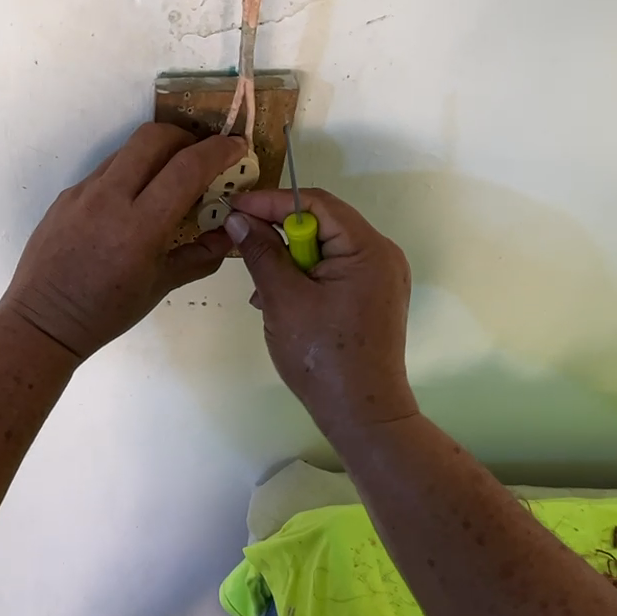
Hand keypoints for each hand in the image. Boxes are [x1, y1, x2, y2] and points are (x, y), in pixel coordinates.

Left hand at [0, 124, 246, 359]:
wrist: (43, 320)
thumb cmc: (106, 312)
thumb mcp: (161, 286)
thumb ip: (201, 255)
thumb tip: (230, 232)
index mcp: (139, 226)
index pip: (186, 168)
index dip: (218, 151)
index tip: (237, 147)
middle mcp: (109, 199)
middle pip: (153, 138)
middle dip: (186, 137)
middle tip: (201, 155)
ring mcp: (82, 193)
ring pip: (126, 151)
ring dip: (155, 153)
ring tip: (170, 177)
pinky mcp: (66, 196)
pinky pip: (104, 171)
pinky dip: (129, 173)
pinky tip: (134, 201)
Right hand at [224, 189, 416, 434]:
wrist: (361, 413)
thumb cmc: (321, 354)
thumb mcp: (282, 298)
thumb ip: (260, 252)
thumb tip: (239, 218)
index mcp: (367, 249)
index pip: (316, 203)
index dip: (271, 202)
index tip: (234, 208)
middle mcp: (381, 255)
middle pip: (322, 223)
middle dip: (278, 232)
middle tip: (241, 242)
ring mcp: (380, 278)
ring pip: (324, 248)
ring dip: (287, 258)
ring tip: (260, 286)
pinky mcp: (372, 298)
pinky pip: (333, 270)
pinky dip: (303, 277)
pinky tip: (280, 300)